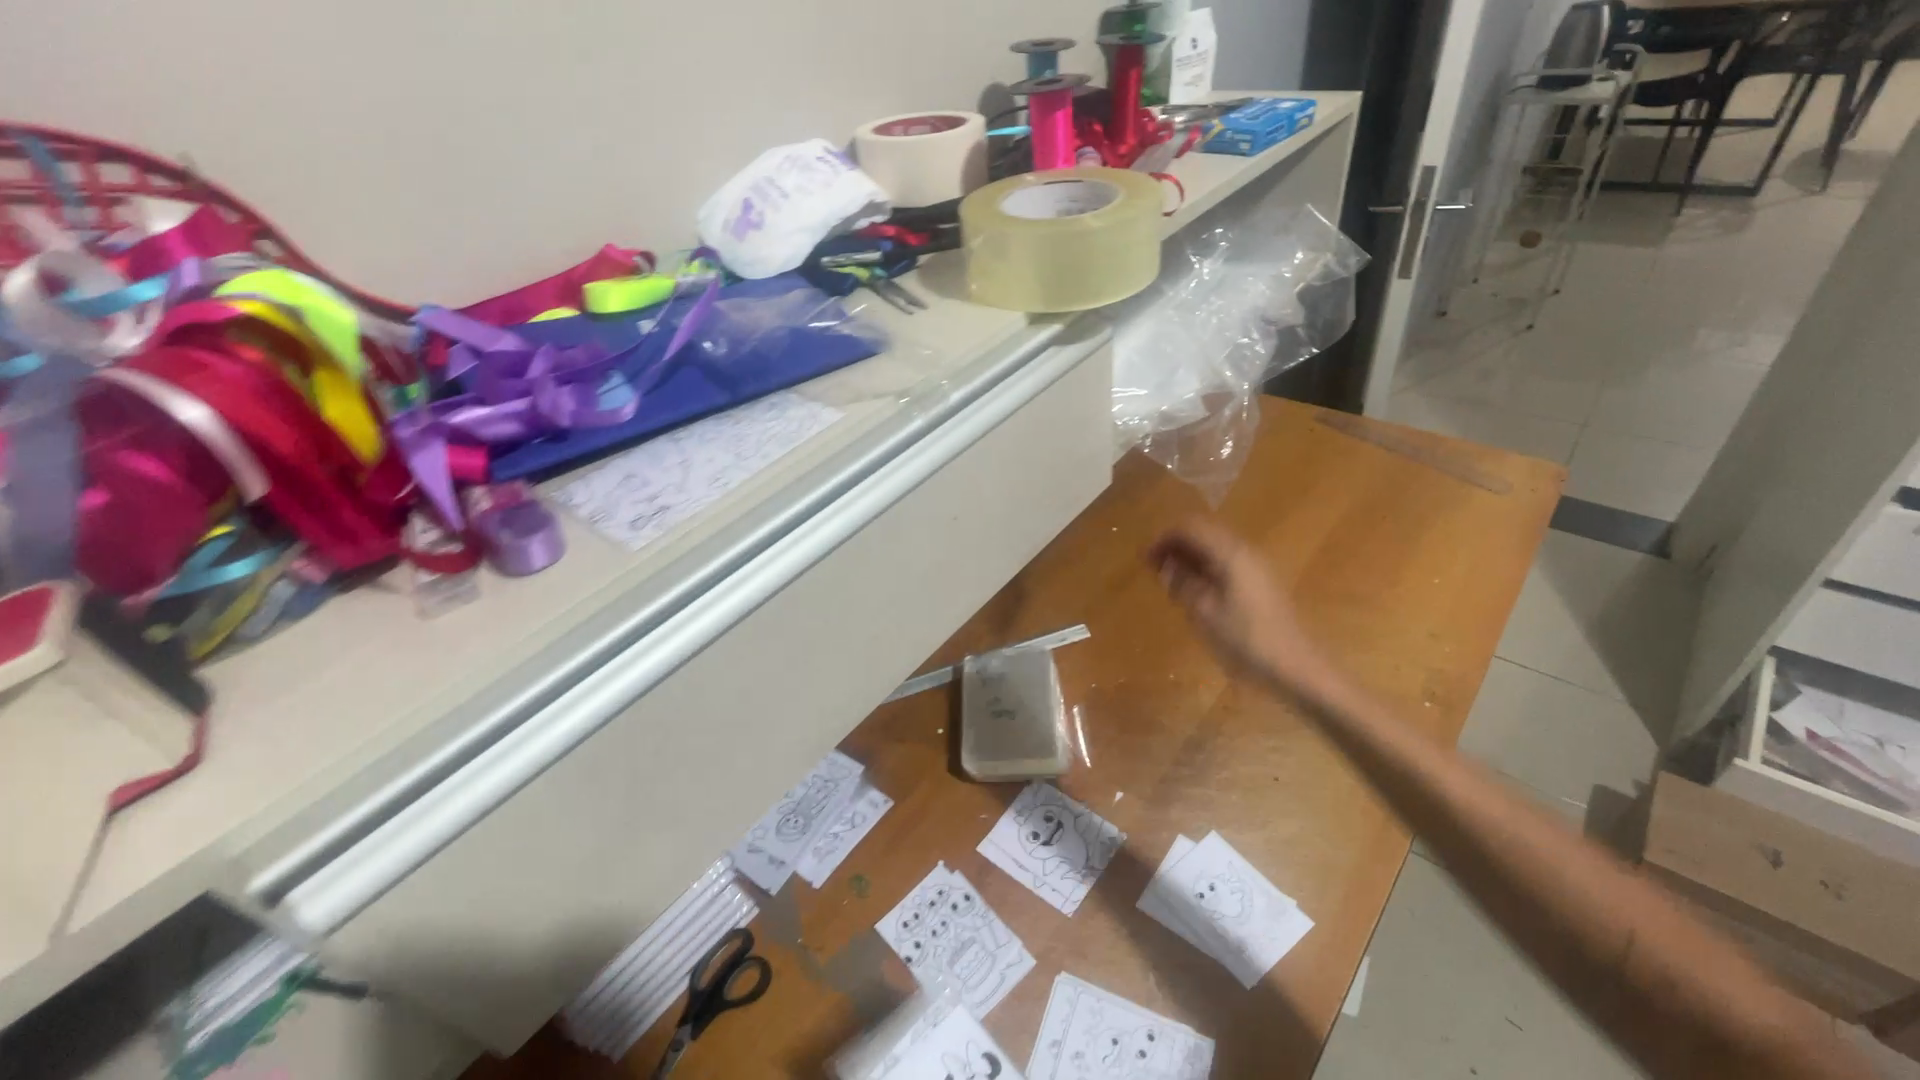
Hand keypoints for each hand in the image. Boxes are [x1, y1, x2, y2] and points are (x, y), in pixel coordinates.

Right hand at [1146, 519, 1346, 704]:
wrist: (1295, 667)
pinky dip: (1205, 570)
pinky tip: (1194, 593)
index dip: (1163, 538)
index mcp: (1231, 554)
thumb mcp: (1204, 614)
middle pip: (1204, 533)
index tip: (1143, 558)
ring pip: (1215, 549)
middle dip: (1175, 546)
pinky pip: (1226, 564)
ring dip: (1189, 558)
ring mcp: (1256, 568)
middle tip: (1152, 569)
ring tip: (1169, 582)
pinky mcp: (1261, 584)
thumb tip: (1165, 565)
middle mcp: (1245, 552)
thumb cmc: (1246, 641)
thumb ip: (1182, 583)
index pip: (1191, 527)